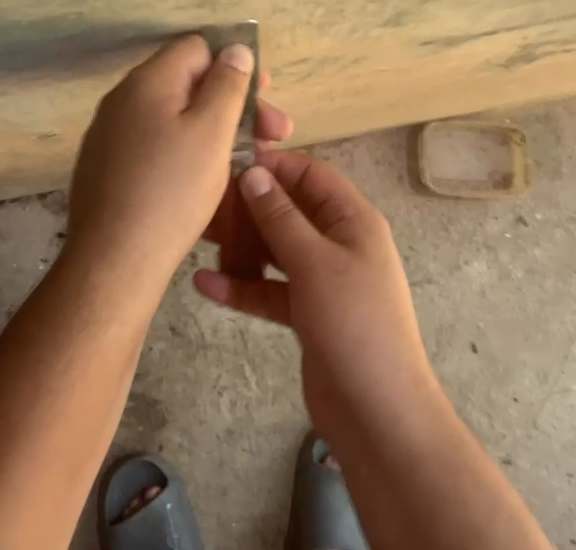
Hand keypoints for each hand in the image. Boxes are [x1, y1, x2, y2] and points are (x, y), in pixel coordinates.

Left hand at [66, 34, 293, 280]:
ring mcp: (109, 134)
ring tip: (246, 162)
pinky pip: (153, 144)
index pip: (196, 48)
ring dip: (212, 131)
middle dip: (232, 105)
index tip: (264, 97)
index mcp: (147, 81)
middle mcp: (122, 99)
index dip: (234, 65)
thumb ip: (227, 85)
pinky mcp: (106, 167)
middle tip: (273, 136)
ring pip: (172, 118)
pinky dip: (184, 152)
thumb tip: (233, 48)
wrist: (113, 259)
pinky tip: (206, 180)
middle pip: (186, 84)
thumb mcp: (211, 132)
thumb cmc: (171, 190)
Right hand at [193, 152, 439, 444]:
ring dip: (241, 246)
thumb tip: (253, 172)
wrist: (377, 413)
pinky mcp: (306, 314)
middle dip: (250, 207)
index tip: (229, 162)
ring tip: (198, 238)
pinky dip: (243, 286)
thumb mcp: (314, 262)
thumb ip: (280, 216)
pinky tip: (206, 284)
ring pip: (276, 250)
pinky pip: (270, 289)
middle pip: (290, 211)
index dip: (275, 165)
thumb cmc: (353, 323)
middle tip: (204, 203)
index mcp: (353, 221)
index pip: (312, 175)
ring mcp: (323, 280)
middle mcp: (339, 243)